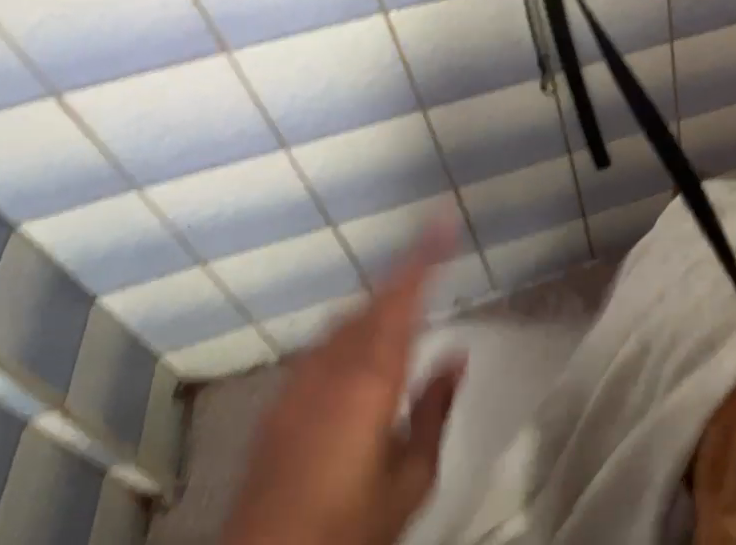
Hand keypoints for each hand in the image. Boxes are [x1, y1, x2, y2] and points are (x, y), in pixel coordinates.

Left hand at [222, 218, 466, 544]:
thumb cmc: (352, 522)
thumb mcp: (412, 477)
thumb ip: (435, 409)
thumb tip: (456, 357)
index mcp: (372, 379)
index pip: (403, 299)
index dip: (424, 255)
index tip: (444, 221)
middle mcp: (331, 367)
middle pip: (370, 303)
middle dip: (402, 281)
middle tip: (432, 272)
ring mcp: (298, 383)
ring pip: (343, 323)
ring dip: (374, 309)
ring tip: (402, 319)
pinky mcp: (278, 404)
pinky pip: (321, 348)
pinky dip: (348, 337)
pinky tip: (358, 365)